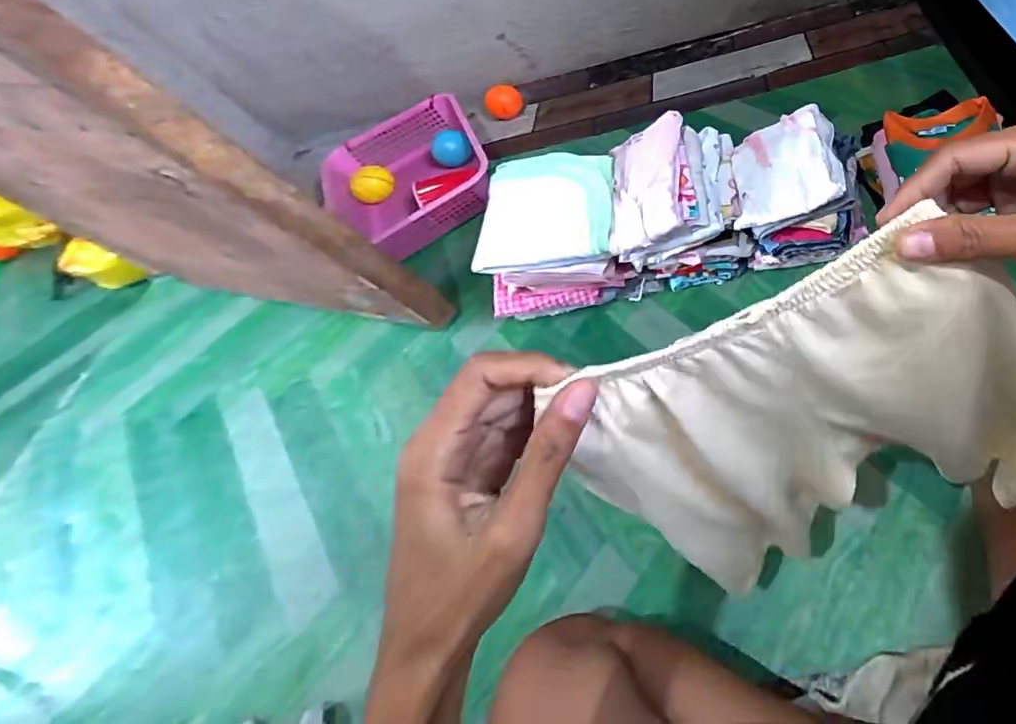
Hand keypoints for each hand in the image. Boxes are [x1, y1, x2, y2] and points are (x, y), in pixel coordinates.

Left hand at [367, 352, 597, 722]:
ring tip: (582, 414)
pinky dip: (533, 427)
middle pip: (489, 383)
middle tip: (588, 398)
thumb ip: (549, 454)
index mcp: (433, 446)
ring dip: (540, 402)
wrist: (427, 649)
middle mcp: (437, 438)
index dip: (528, 366)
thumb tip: (585, 388)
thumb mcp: (515, 526)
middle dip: (539, 382)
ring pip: (498, 403)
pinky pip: (501, 429)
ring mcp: (451, 452)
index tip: (576, 382)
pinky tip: (562, 434)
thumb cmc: (464, 593)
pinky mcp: (467, 467)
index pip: (479, 375)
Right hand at [877, 118, 1015, 297]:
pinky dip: (963, 227)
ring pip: (965, 191)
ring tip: (917, 245)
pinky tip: (948, 247)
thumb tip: (903, 245)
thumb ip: (970, 239)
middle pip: (956, 171)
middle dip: (926, 202)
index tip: (888, 224)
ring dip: (942, 216)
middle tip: (897, 237)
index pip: (956, 157)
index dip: (917, 189)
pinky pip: (981, 210)